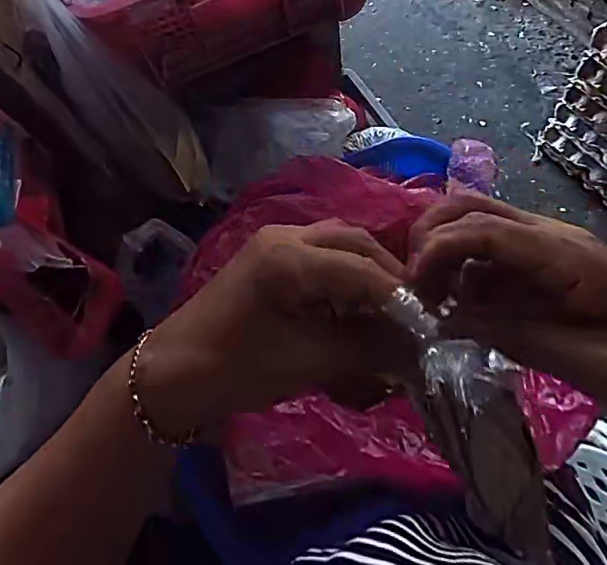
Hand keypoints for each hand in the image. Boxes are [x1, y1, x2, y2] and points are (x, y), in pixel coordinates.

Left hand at [136, 221, 409, 437]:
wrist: (176, 370)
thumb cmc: (238, 366)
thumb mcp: (306, 361)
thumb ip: (364, 348)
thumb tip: (413, 347)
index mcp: (289, 255)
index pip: (361, 266)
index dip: (400, 296)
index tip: (430, 325)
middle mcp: (284, 236)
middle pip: (352, 241)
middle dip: (387, 274)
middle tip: (414, 313)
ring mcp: (273, 243)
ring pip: (336, 244)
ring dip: (365, 272)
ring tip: (389, 312)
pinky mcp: (269, 259)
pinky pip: (318, 256)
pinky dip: (343, 277)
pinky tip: (355, 308)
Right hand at [408, 189, 606, 422]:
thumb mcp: (588, 366)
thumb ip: (516, 338)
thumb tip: (446, 320)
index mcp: (569, 255)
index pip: (487, 229)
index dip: (440, 248)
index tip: (412, 284)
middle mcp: (550, 235)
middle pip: (470, 207)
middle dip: (428, 235)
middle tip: (410, 282)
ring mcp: (544, 243)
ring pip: (473, 222)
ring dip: (442, 252)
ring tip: (430, 298)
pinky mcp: (538, 259)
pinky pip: (486, 250)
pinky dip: (461, 270)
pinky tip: (460, 305)